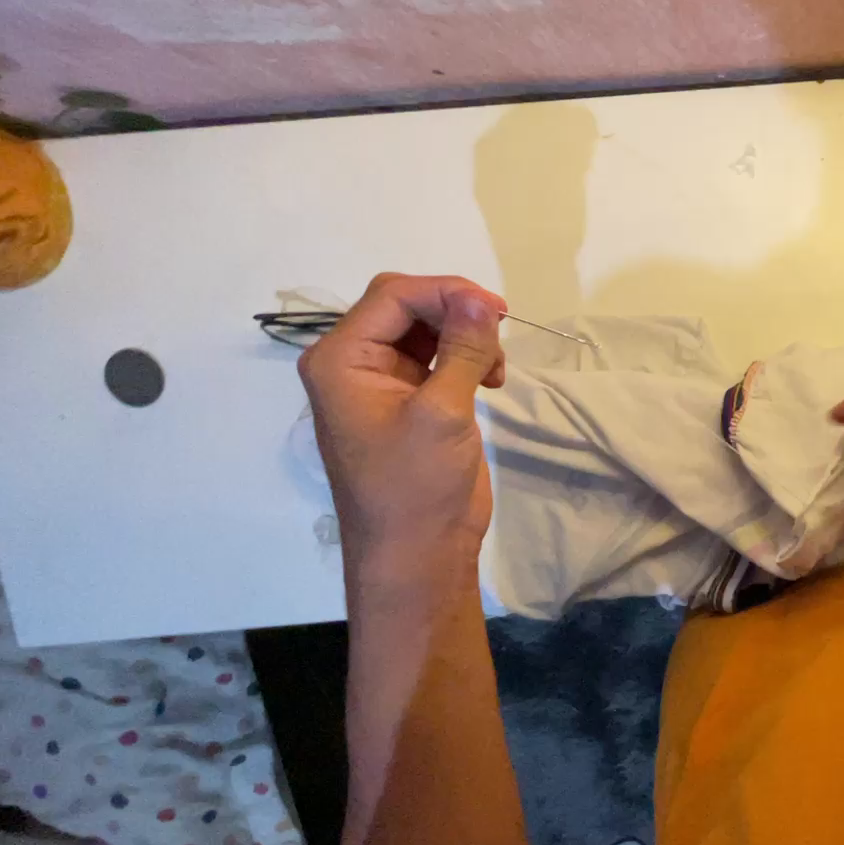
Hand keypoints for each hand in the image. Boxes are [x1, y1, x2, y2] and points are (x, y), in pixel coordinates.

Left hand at [298, 273, 506, 571]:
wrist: (417, 551)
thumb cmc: (416, 485)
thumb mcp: (443, 413)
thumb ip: (462, 351)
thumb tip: (482, 300)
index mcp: (342, 360)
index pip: (392, 297)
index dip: (446, 293)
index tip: (499, 311)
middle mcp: (357, 364)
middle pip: (406, 307)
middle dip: (456, 313)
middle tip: (501, 333)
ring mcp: (386, 384)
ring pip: (427, 331)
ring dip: (467, 338)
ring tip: (496, 370)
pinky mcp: (415, 404)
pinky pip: (440, 361)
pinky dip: (468, 361)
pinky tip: (491, 381)